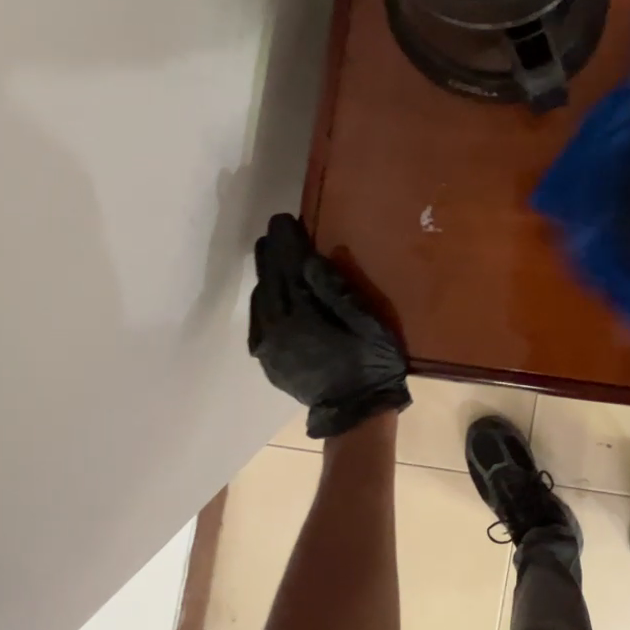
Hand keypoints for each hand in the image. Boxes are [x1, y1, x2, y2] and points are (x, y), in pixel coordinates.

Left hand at [249, 214, 410, 438]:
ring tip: (271, 254)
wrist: (357, 410)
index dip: (286, 242)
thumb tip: (308, 261)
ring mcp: (269, 346)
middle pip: (269, 280)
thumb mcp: (365, 321)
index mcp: (302, 314)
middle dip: (272, 253)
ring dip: (266, 274)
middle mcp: (276, 328)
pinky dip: (263, 300)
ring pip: (261, 300)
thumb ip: (335, 291)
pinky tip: (270, 292)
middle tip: (276, 230)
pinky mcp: (268, 359)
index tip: (283, 219)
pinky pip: (258, 321)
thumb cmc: (371, 360)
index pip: (288, 267)